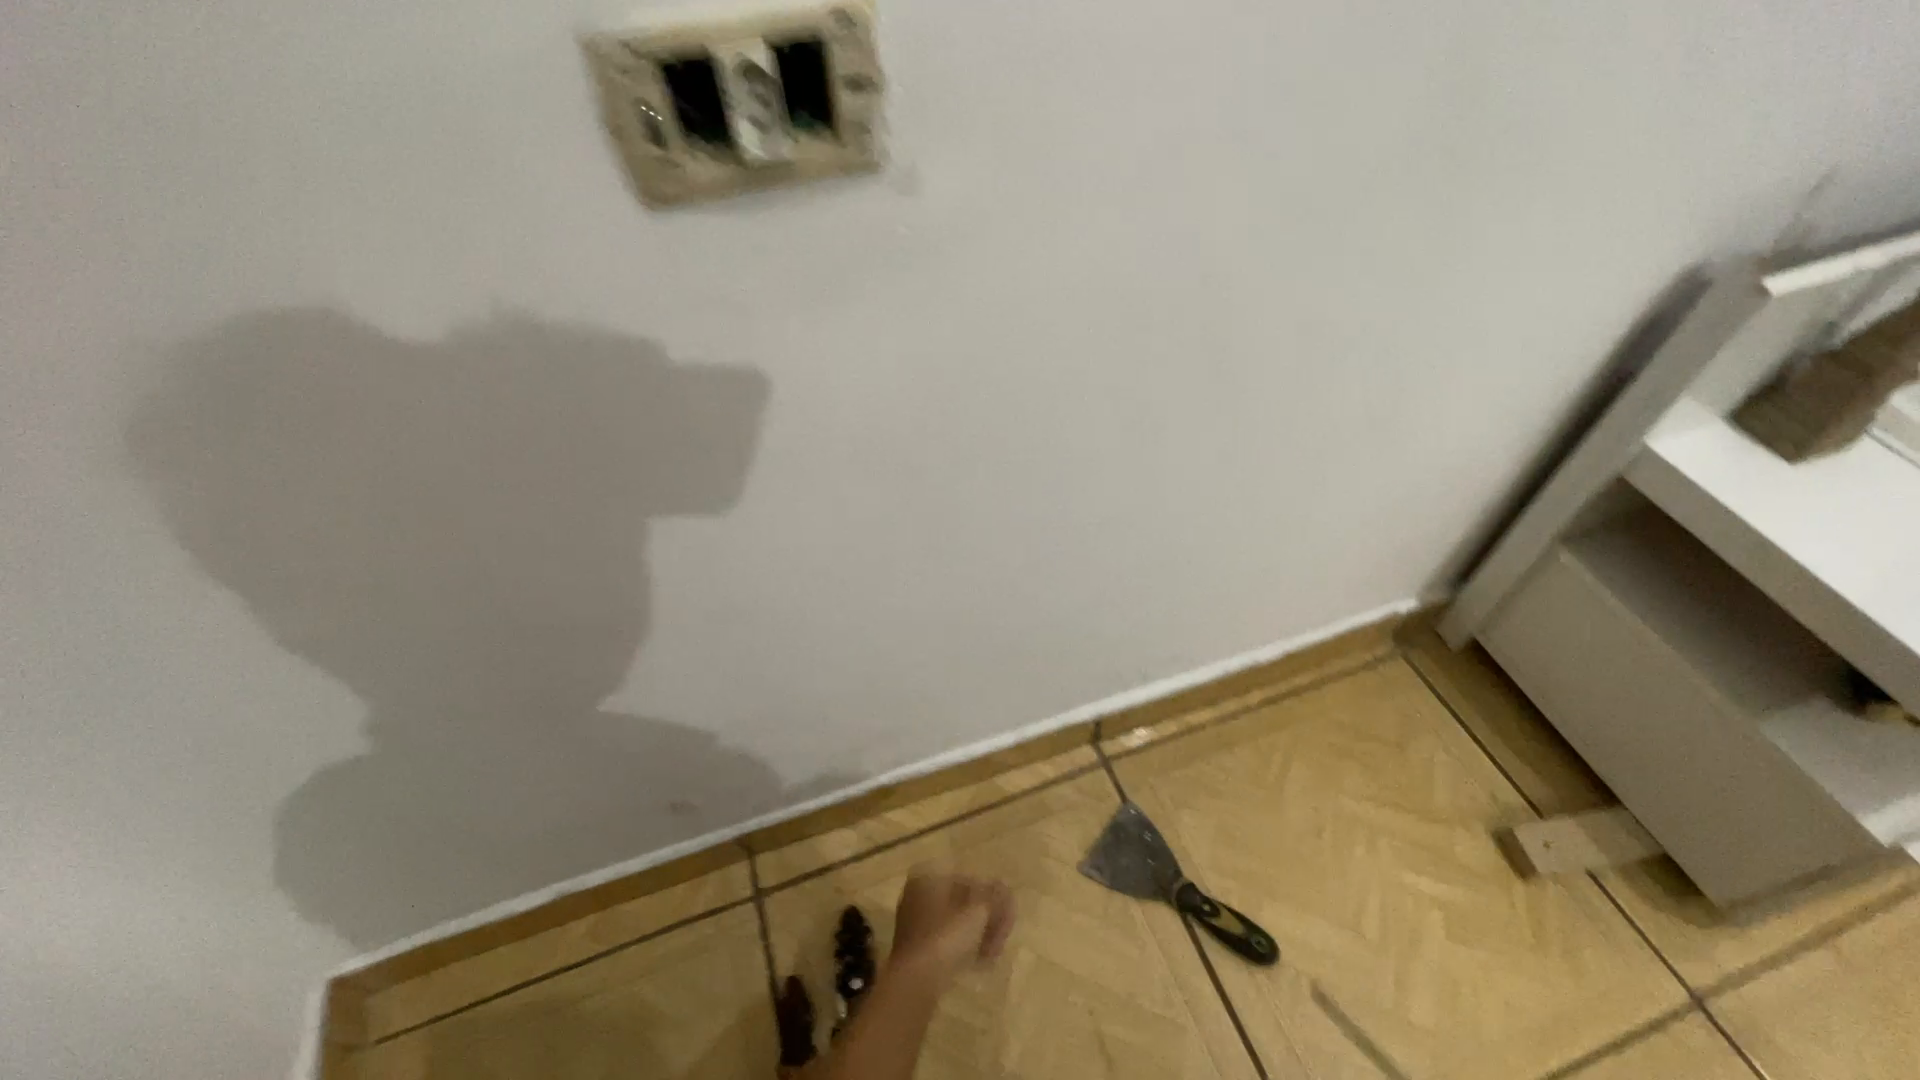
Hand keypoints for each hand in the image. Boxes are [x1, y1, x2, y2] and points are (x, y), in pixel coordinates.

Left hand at [885, 870, 1015, 991]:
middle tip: (1004, 936)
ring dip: (979, 936)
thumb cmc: (946, 937)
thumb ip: (995, 896)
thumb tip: (1005, 889)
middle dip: (987, 919)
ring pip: (956, 925)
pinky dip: (966, 949)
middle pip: (963, 904)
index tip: (1009, 914)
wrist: (916, 981)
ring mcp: (916, 925)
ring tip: (995, 952)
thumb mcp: (978, 912)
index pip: (968, 880)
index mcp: (928, 879)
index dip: (992, 896)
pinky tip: (983, 962)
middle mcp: (918, 897)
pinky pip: (948, 943)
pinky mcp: (918, 951)